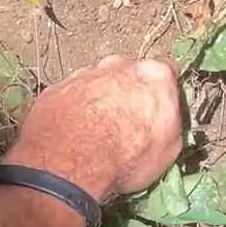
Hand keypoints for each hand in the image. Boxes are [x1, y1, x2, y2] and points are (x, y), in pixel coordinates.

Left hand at [2, 55, 182, 203]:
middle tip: (125, 125)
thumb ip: (170, 123)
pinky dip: (73, 109)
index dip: (163, 95)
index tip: (158, 114)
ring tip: (94, 133)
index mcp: (154, 74)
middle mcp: (119, 64)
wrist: (70, 162)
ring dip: (98, 101)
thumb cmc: (127, 156)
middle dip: (128, 94)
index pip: (167, 74)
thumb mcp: (169, 149)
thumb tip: (165, 123)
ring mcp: (84, 73)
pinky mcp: (56, 87)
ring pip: (97, 83)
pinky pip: (70, 95)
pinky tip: (72, 133)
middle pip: (129, 74)